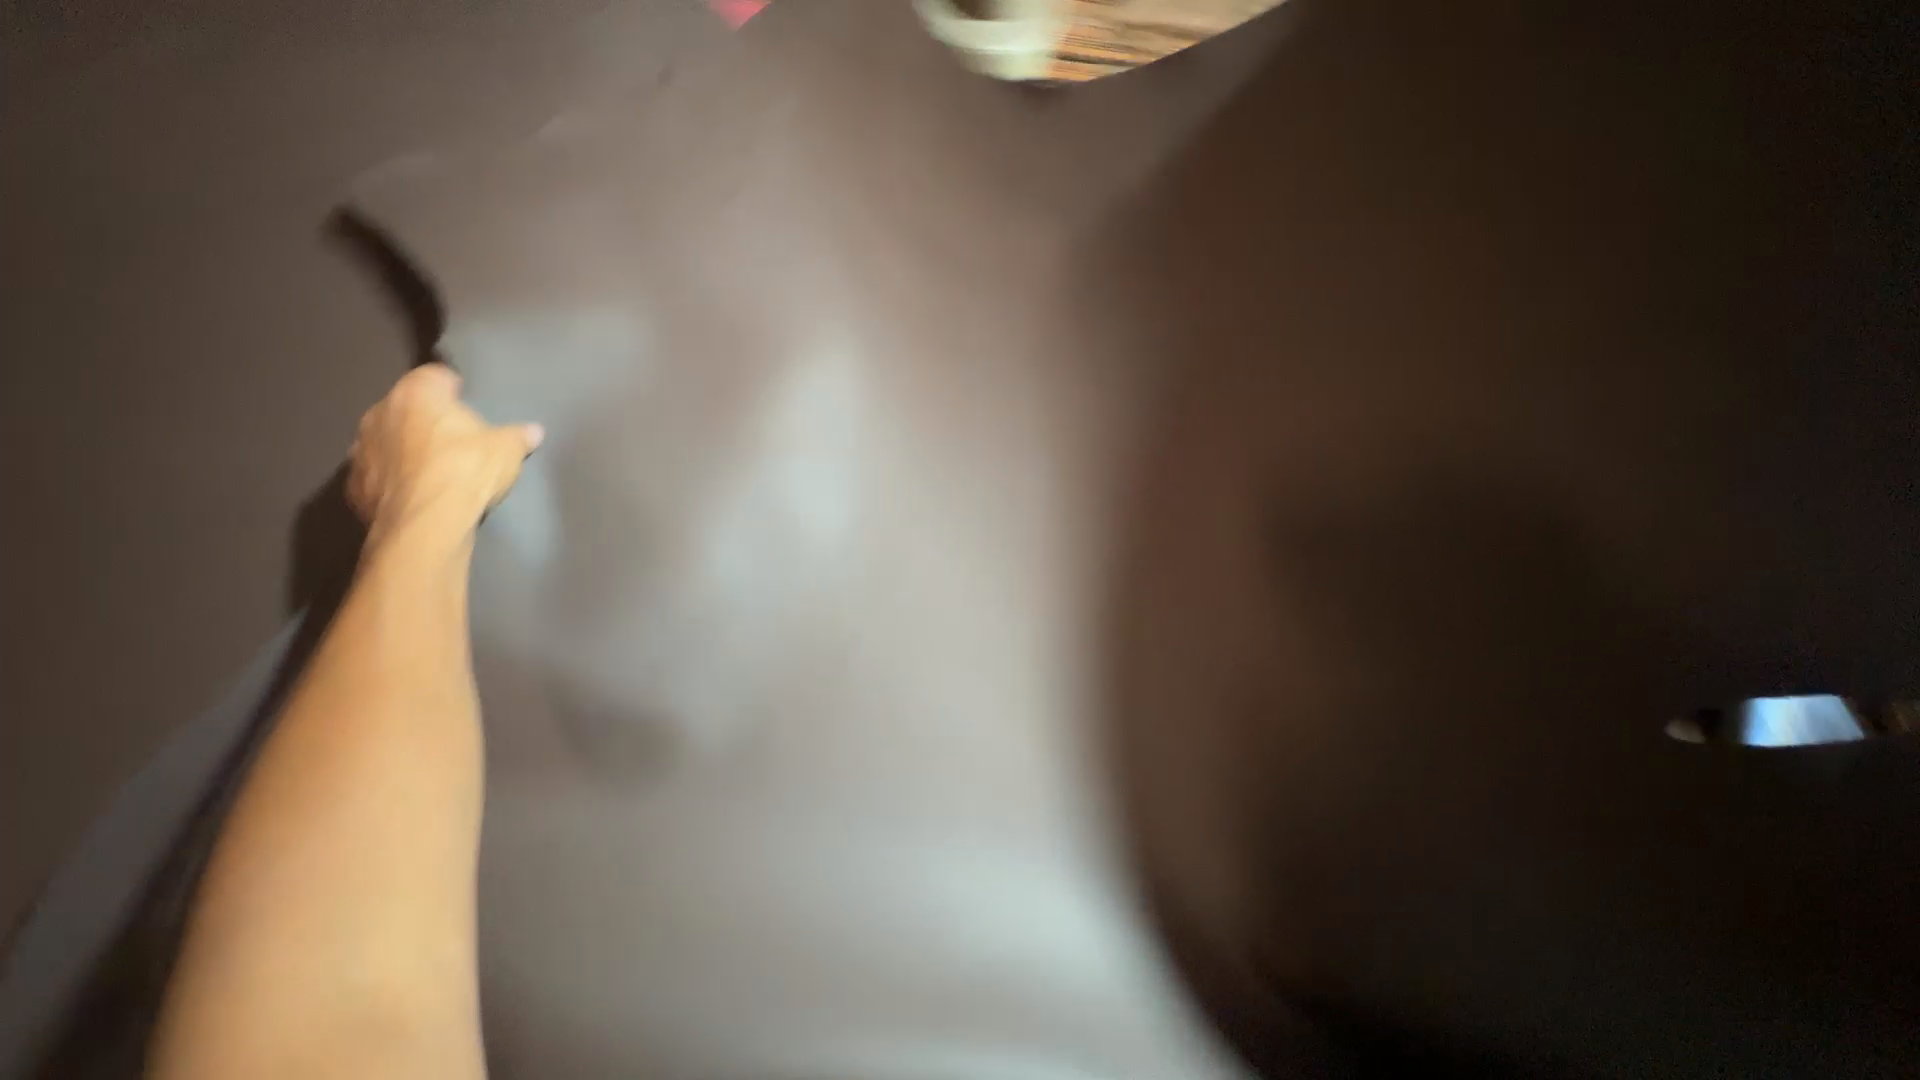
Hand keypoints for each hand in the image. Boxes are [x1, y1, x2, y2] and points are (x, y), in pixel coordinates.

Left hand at [348, 363, 542, 533]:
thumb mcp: (507, 451)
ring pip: (387, 439)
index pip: (434, 376)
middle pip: (406, 406)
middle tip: (453, 439)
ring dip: (404, 448)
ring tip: (431, 469)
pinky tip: (413, 493)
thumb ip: (518, 436)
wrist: (426, 523)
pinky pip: (377, 473)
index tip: (467, 403)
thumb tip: (534, 431)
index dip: (452, 388)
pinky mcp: (354, 484)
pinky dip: (392, 479)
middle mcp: (381, 412)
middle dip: (426, 418)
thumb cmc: (467, 471)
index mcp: (417, 394)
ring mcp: (362, 448)